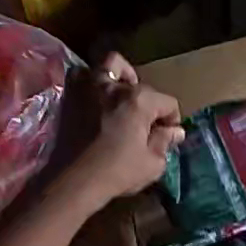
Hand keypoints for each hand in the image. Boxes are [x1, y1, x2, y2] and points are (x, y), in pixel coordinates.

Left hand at [61, 53, 183, 211]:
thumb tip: (174, 131)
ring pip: (111, 65)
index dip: (172, 120)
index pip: (168, 102)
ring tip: (122, 96)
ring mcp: (90, 87)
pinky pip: (83, 76)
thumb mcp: (152, 163)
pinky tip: (98, 100)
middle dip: (150, 102)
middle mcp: (116, 86)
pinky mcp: (70, 96)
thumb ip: (165, 142)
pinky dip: (92, 82)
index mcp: (140, 100)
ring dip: (121, 77)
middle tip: (146, 122)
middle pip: (142, 85)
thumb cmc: (117, 173)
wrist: (73, 181)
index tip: (168, 136)